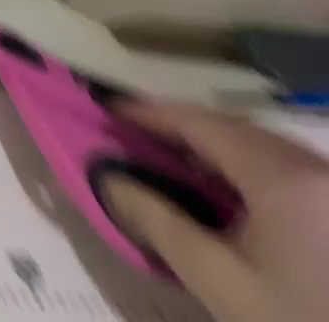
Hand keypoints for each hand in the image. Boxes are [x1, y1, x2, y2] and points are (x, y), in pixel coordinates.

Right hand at [104, 101, 328, 321]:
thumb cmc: (295, 314)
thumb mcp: (216, 277)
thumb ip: (155, 220)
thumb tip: (108, 178)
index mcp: (287, 180)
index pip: (203, 126)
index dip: (149, 114)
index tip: (105, 110)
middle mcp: (321, 172)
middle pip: (238, 132)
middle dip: (181, 130)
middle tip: (132, 137)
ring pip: (267, 150)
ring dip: (216, 149)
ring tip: (172, 161)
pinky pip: (292, 171)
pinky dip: (249, 168)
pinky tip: (228, 189)